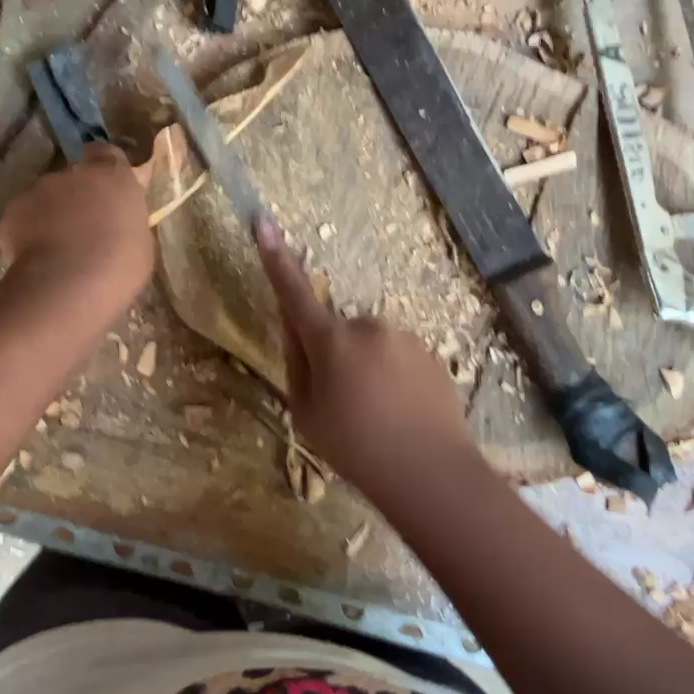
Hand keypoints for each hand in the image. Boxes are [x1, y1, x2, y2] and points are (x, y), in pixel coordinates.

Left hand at [0, 143, 153, 303]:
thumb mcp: (140, 243)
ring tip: (57, 250)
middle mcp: (75, 173)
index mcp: (114, 177)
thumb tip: (117, 222)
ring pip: (47, 197)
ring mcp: (40, 189)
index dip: (103, 168)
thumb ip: (126, 221)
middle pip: (75, 177)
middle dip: (77, 196)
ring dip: (52, 214)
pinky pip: (24, 217)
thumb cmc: (119, 266)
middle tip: (83, 229)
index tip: (105, 189)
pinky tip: (37, 257)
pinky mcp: (13, 210)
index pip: (105, 153)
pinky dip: (29, 231)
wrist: (67, 286)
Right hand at [254, 218, 479, 493]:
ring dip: (368, 369)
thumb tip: (293, 329)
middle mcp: (367, 326)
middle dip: (336, 356)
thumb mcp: (305, 413)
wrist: (430, 472)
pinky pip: (399, 359)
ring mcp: (403, 337)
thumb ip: (296, 364)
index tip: (263, 221)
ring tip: (378, 417)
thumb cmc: (355, 448)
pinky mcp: (430, 352)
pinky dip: (395, 379)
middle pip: (338, 333)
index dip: (275, 257)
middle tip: (343, 405)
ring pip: (371, 347)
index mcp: (330, 341)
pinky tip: (402, 414)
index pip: (294, 293)